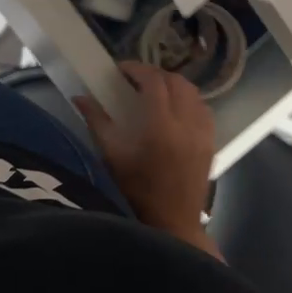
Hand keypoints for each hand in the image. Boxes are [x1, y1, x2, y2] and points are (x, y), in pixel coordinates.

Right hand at [73, 61, 216, 249]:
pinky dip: (188, 101)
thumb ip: (96, 121)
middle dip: (155, 74)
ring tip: (154, 91)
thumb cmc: (136, 191)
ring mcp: (203, 134)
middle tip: (134, 78)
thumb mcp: (111, 155)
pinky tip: (173, 110)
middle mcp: (187, 125)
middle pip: (177, 82)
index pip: (154, 83)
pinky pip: (203, 109)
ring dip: (174, 85)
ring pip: (194, 94)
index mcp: (161, 126)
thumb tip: (80, 97)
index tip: (120, 69)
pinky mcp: (211, 144)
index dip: (137, 69)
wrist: (171, 223)